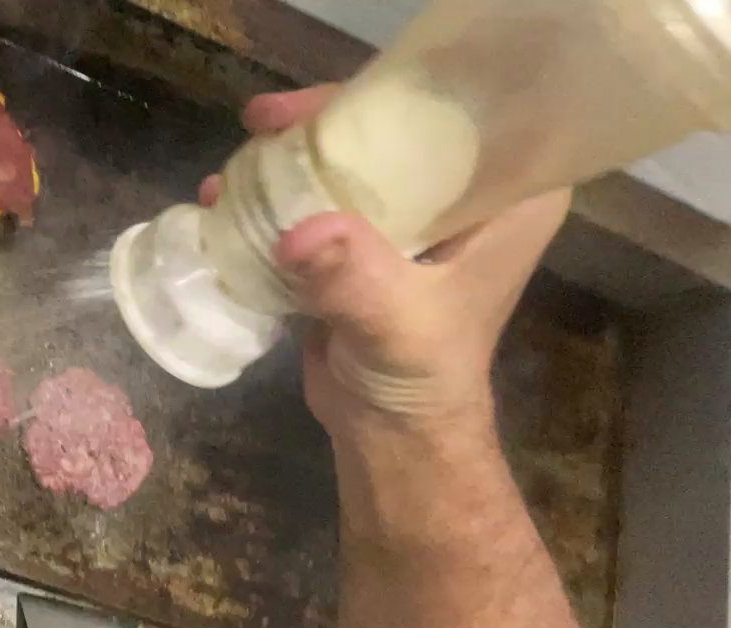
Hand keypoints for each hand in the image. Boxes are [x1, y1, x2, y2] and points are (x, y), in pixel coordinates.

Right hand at [202, 86, 570, 438]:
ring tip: (231, 173)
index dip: (393, 94)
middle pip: (390, 135)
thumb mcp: (394, 324)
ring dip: (287, 169)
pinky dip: (272, 211)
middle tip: (260, 124)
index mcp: (503, 195)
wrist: (388, 430)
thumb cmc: (419, 375)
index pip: (458, 113)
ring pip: (345, 174)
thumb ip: (353, 278)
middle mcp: (457, 199)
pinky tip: (226, 210)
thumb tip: (297, 233)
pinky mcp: (357, 256)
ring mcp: (403, 227)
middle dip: (322, 127)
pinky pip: (316, 215)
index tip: (320, 106)